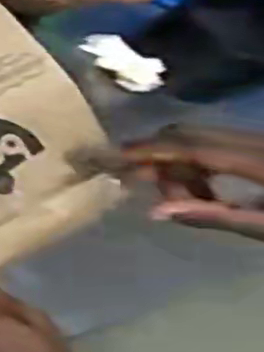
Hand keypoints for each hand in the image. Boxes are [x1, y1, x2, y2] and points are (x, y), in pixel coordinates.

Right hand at [122, 128, 263, 241]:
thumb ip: (218, 217)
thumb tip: (154, 211)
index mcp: (258, 161)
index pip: (184, 147)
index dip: (140, 152)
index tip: (102, 160)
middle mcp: (259, 144)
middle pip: (187, 134)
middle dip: (157, 155)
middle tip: (148, 186)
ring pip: (202, 138)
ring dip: (180, 162)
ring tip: (190, 196)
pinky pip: (223, 146)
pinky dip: (203, 163)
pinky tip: (215, 190)